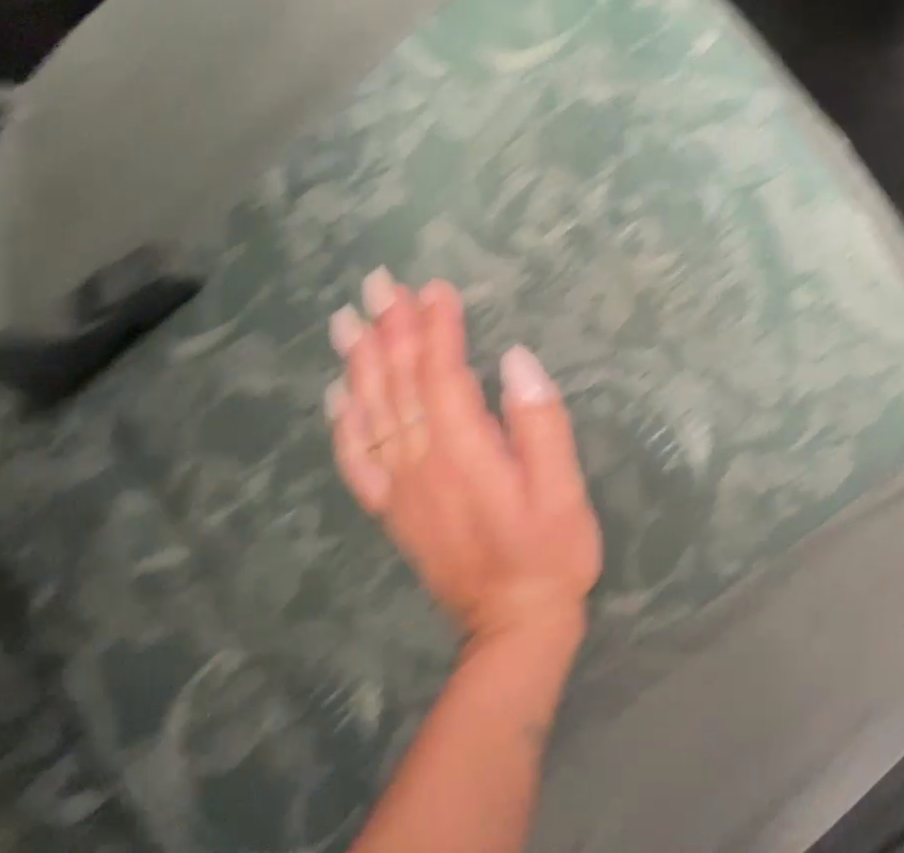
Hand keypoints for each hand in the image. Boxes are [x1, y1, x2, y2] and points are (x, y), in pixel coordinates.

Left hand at [325, 269, 602, 645]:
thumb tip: (517, 359)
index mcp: (465, 452)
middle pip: (396, 385)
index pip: (441, 375)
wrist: (514, 622)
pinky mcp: (393, 509)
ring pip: (368, 412)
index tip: (436, 287)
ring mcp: (399, 487)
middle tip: (379, 282)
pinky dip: (341, 420)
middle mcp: (420, 462)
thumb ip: (541, 424)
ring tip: (348, 319)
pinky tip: (338, 393)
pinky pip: (354, 458)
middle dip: (389, 329)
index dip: (436, 328)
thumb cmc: (554, 551)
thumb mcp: (565, 488)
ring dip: (358, 362)